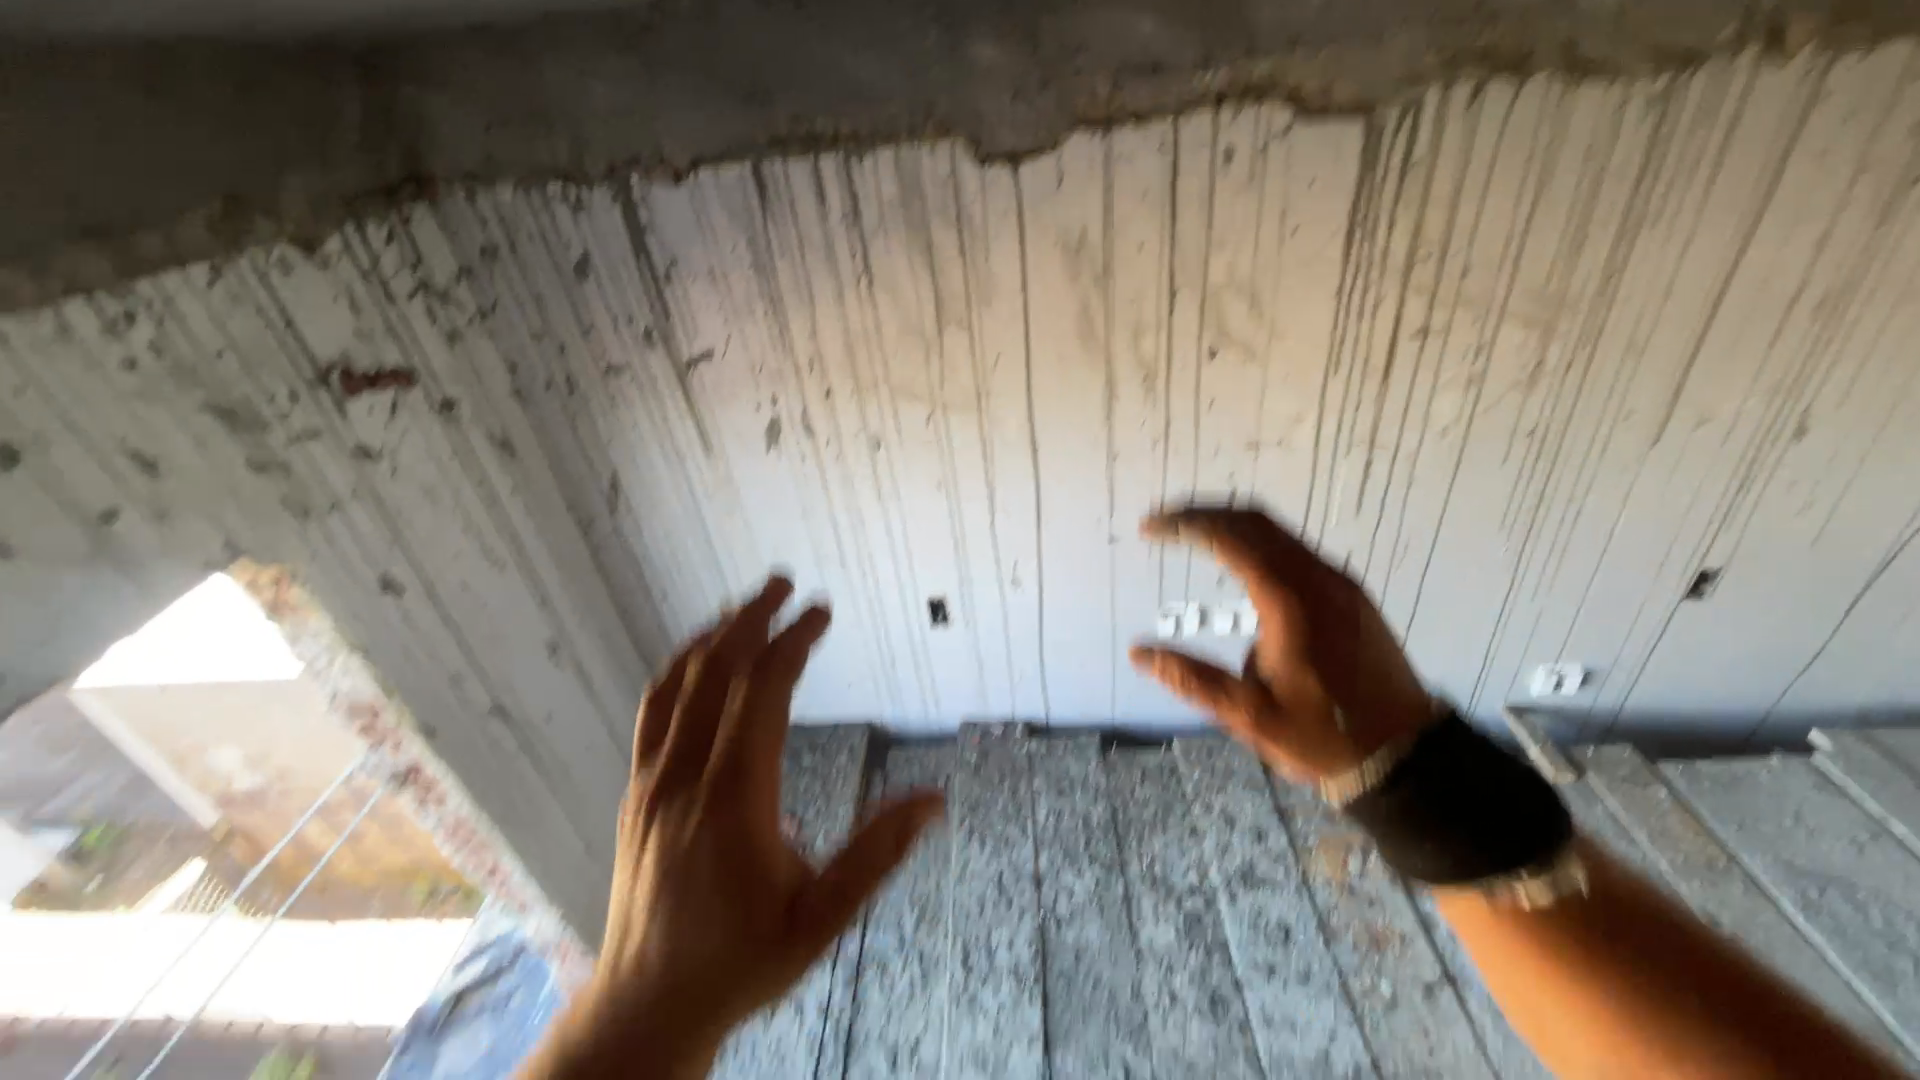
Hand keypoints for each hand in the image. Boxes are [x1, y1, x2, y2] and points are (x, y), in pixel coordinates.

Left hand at [537, 576, 944, 1076]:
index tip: (821, 611)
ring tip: (745, 607)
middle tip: (785, 583)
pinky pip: (653, 713)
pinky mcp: (635, 794)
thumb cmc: (742, 961)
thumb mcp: (822, 920)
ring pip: (677, 685)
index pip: (762, 693)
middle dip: (752, 619)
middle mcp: (686, 777)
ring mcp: (651, 783)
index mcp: (734, 798)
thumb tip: (934, 800)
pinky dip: (679, 671)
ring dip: (713, 636)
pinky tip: (696, 662)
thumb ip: (877, 856)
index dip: (793, 643)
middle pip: (716, 673)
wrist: (648, 1005)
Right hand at [1131, 502, 1434, 782]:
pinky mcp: (1349, 594)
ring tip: (1191, 534)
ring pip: (1278, 532)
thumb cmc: (1322, 736)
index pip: (1231, 539)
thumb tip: (1138, 652)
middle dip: (1204, 514)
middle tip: (1163, 523)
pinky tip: (1237, 561)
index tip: (1149, 528)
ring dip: (1231, 525)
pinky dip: (1256, 542)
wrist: (1403, 753)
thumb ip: (1191, 679)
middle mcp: (1317, 579)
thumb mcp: (1248, 715)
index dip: (1186, 525)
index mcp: (1290, 602)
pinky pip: (1295, 548)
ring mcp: (1338, 583)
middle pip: (1254, 521)